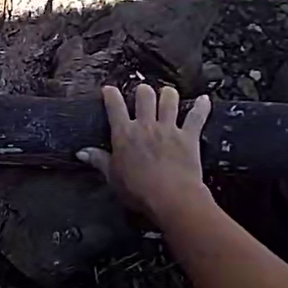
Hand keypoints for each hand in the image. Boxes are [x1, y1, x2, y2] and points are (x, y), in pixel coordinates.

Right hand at [78, 84, 212, 223]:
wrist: (170, 198)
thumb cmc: (137, 191)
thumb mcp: (112, 178)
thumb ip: (99, 161)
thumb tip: (81, 152)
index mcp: (124, 133)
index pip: (114, 106)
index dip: (111, 94)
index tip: (109, 89)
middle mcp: (146, 125)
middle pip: (144, 95)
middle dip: (143, 91)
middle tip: (143, 93)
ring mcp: (168, 128)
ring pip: (169, 99)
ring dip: (168, 94)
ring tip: (168, 93)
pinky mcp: (188, 136)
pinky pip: (196, 116)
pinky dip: (202, 107)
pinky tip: (205, 99)